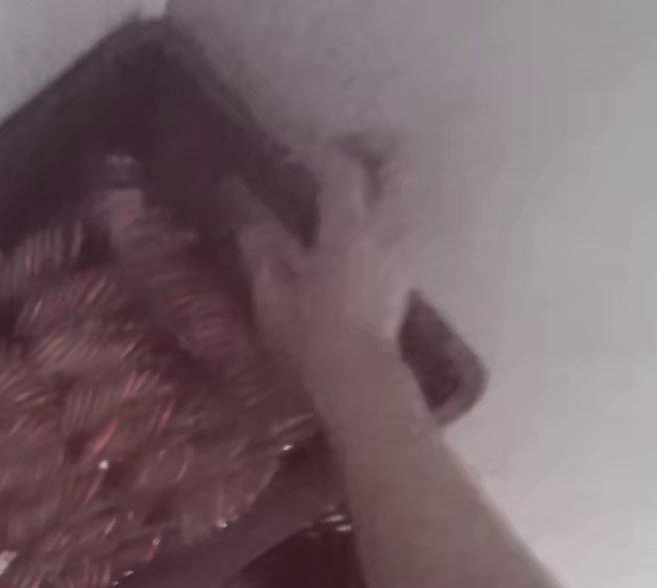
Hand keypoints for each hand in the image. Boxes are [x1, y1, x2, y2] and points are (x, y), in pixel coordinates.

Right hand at [236, 137, 416, 369]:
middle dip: (364, 146)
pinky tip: (353, 221)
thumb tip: (248, 218)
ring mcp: (405, 241)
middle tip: (329, 153)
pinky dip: (381, 199)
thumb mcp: (273, 295)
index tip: (290, 145)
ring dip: (376, 171)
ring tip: (340, 186)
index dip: (315, 150)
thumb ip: (262, 250)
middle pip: (394, 159)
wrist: (356, 373)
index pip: (340, 170)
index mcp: (349, 230)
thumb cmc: (306, 337)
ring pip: (404, 182)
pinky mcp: (408, 261)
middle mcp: (388, 224)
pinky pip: (403, 209)